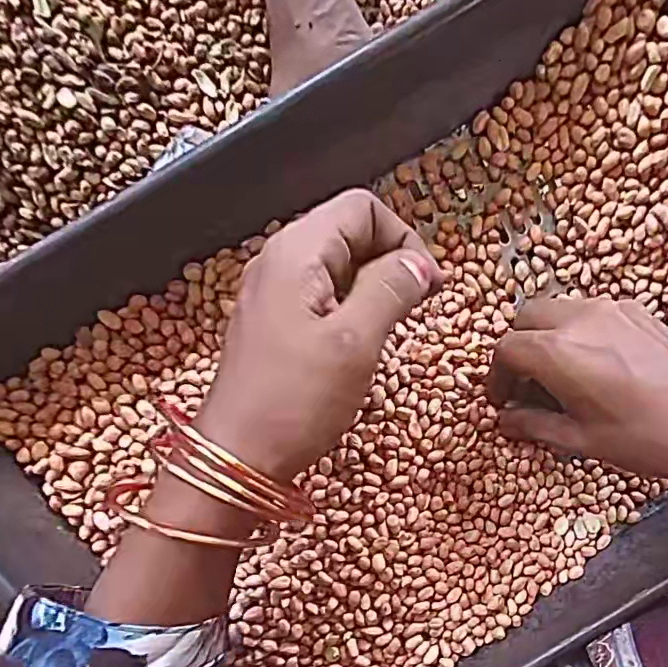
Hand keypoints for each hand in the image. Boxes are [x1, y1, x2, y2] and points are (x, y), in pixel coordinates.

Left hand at [94, 190, 437, 624]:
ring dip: (374, 289)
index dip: (405, 238)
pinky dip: (352, 311)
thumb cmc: (295, 402)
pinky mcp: (274, 326)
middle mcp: (280, 262)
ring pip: (337, 269)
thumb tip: (419, 263)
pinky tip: (362, 345)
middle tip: (418, 307)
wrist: (238, 457)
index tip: (429, 285)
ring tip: (394, 329)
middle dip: (392, 262)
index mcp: (297, 252)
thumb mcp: (354, 342)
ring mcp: (273, 296)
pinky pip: (322, 300)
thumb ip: (390, 290)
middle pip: (349, 234)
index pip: (362, 208)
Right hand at [486, 296, 667, 500]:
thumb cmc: (651, 439)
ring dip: (546, 337)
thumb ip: (535, 424)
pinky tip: (593, 368)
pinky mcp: (640, 311)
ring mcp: (615, 308)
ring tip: (558, 380)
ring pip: (559, 309)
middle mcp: (582, 317)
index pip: (506, 349)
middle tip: (525, 388)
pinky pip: (591, 312)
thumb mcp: (583, 440)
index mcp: (559, 351)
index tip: (501, 401)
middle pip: (527, 317)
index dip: (495, 377)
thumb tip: (507, 420)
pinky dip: (576, 332)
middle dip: (517, 349)